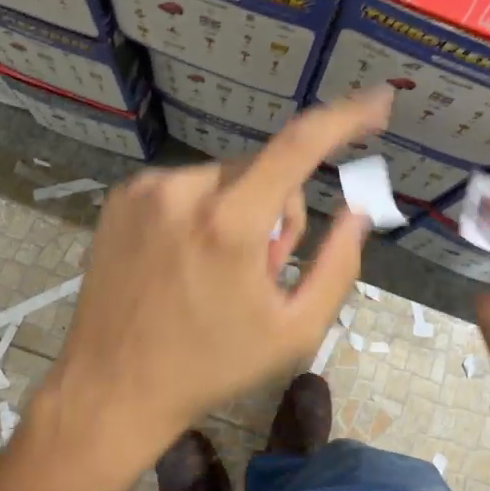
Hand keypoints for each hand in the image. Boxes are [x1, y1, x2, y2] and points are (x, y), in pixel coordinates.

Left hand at [40, 89, 393, 462]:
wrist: (111, 389)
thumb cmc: (211, 366)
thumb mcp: (293, 331)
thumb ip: (338, 265)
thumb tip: (358, 209)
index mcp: (230, 222)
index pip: (299, 146)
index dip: (345, 117)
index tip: (379, 101)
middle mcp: (185, 189)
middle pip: (264, 170)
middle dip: (279, 208)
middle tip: (264, 268)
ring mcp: (147, 188)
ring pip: (226, 176)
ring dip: (240, 209)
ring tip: (218, 269)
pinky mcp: (124, 195)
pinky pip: (188, 184)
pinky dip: (202, 209)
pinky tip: (186, 258)